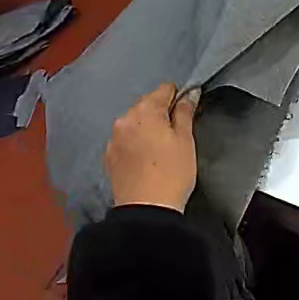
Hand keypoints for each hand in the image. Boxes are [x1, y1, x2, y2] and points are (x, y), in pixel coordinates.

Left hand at [105, 83, 198, 211]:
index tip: (188, 110)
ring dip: (147, 127)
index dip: (179, 97)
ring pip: (134, 122)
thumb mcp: (186, 140)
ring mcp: (114, 138)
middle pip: (147, 104)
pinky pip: (125, 139)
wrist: (147, 210)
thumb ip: (185, 112)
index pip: (164, 89)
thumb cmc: (173, 173)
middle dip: (161, 112)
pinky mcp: (109, 156)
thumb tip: (189, 93)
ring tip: (161, 148)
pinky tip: (146, 158)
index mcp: (146, 111)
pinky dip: (136, 142)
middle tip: (176, 133)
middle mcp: (124, 119)